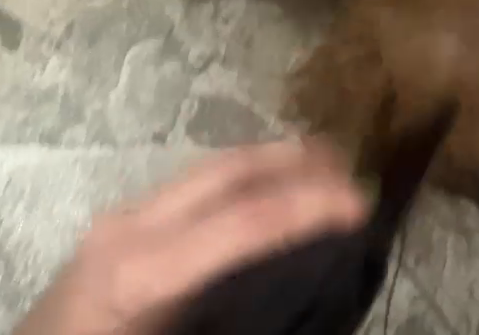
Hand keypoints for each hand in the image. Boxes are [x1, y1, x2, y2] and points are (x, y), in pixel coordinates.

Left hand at [13, 141, 366, 334]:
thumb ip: (241, 318)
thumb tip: (299, 298)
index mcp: (141, 273)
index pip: (243, 221)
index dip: (307, 206)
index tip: (360, 202)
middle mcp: (130, 227)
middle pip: (228, 172)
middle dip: (295, 161)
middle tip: (352, 167)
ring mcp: (120, 219)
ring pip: (210, 169)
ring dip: (271, 161)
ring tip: (322, 165)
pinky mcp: (118, 227)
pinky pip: (194, 187)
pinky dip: (242, 178)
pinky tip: (265, 191)